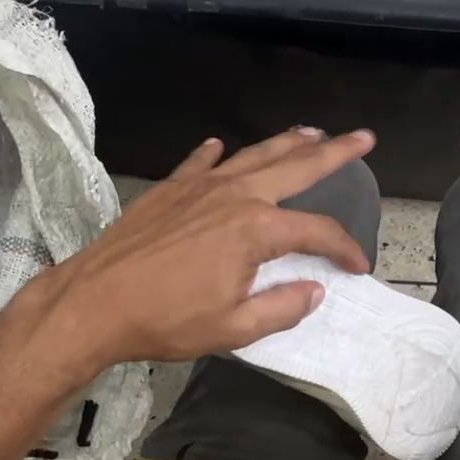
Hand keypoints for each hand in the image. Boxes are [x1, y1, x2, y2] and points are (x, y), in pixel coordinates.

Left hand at [45, 128, 374, 366]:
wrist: (95, 301)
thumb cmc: (165, 320)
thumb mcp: (233, 328)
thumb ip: (281, 308)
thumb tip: (315, 291)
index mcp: (255, 229)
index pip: (316, 231)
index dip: (343, 248)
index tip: (358, 265)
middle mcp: (233, 196)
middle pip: (295, 166)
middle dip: (335, 152)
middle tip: (364, 138)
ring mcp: (198, 186)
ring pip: (253, 155)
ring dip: (286, 142)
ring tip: (312, 131)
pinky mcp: (169, 189)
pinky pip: (200, 162)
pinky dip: (216, 154)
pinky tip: (221, 146)